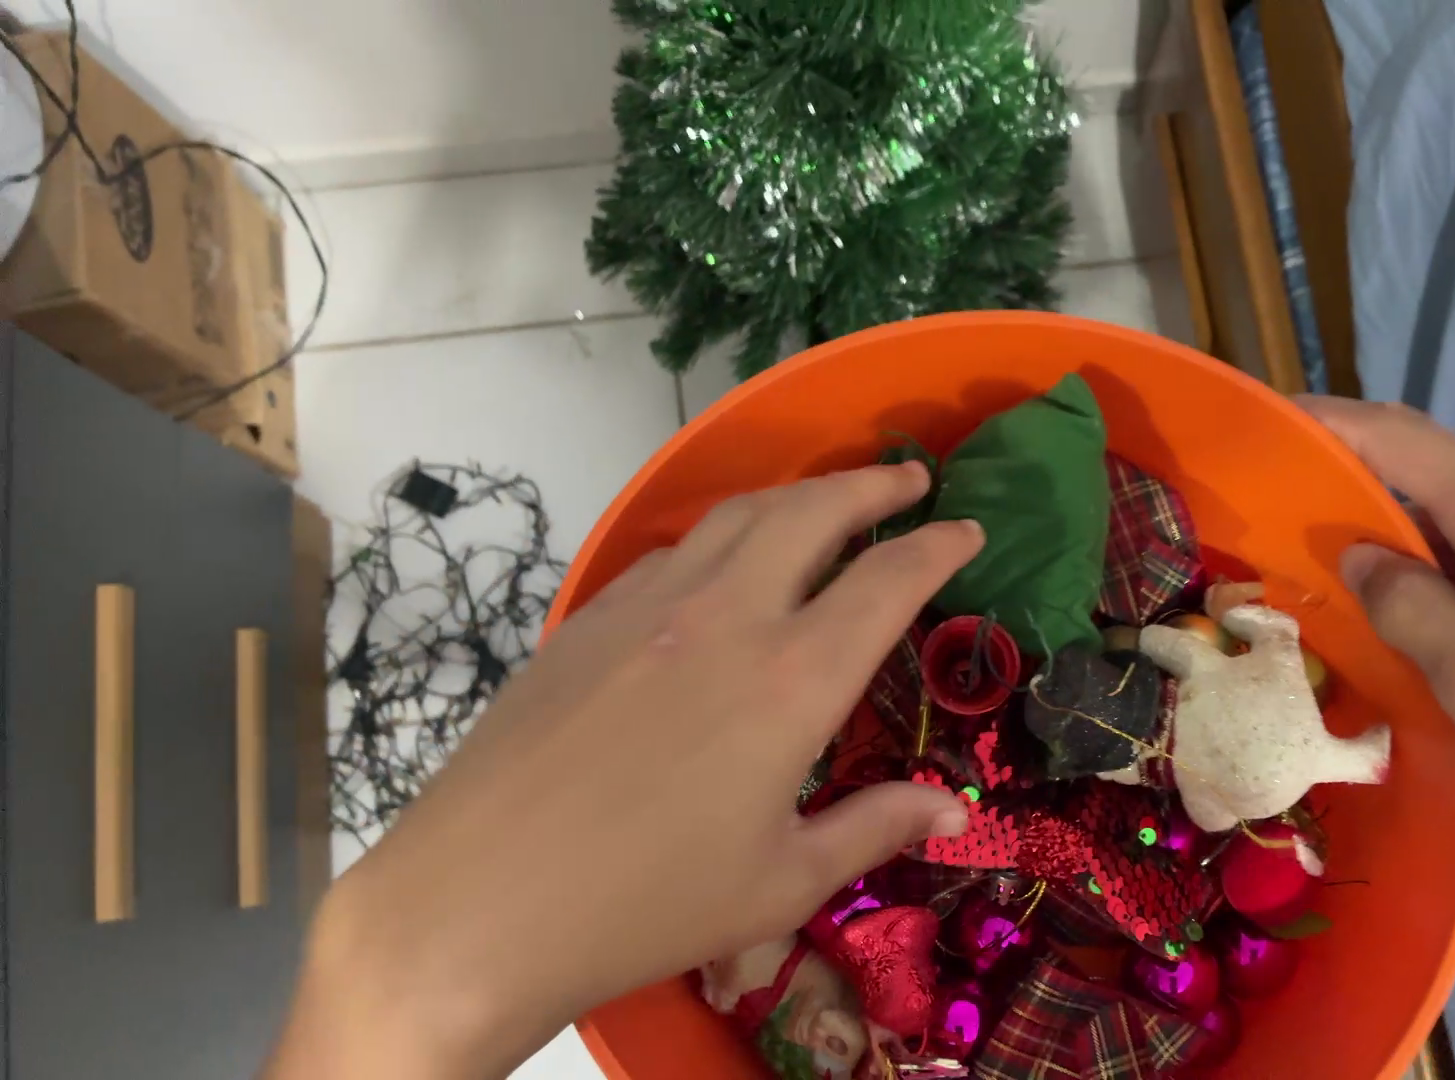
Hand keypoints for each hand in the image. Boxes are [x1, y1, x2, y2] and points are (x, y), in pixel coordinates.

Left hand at [268, 463, 981, 1079]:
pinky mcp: (593, 615)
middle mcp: (729, 616)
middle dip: (875, 484)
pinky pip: (678, 549)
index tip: (970, 529)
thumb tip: (955, 812)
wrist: (473, 908)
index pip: (890, 580)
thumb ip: (878, 827)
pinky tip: (729, 562)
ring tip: (832, 499)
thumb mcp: (784, 881)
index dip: (940, 546)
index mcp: (793, 679)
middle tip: (911, 477)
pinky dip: (727, 535)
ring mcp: (652, 605)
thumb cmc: (647, 905)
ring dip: (801, 494)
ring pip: (742, 511)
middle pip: (816, 511)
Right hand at [1301, 397, 1454, 873]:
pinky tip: (1432, 606)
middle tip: (1294, 532)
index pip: (1402, 438)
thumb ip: (1408, 607)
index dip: (1330, 421)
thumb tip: (1362, 556)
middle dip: (1358, 492)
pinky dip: (1448, 557)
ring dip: (1404, 535)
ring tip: (1352, 583)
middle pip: (1431, 474)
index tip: (1271, 418)